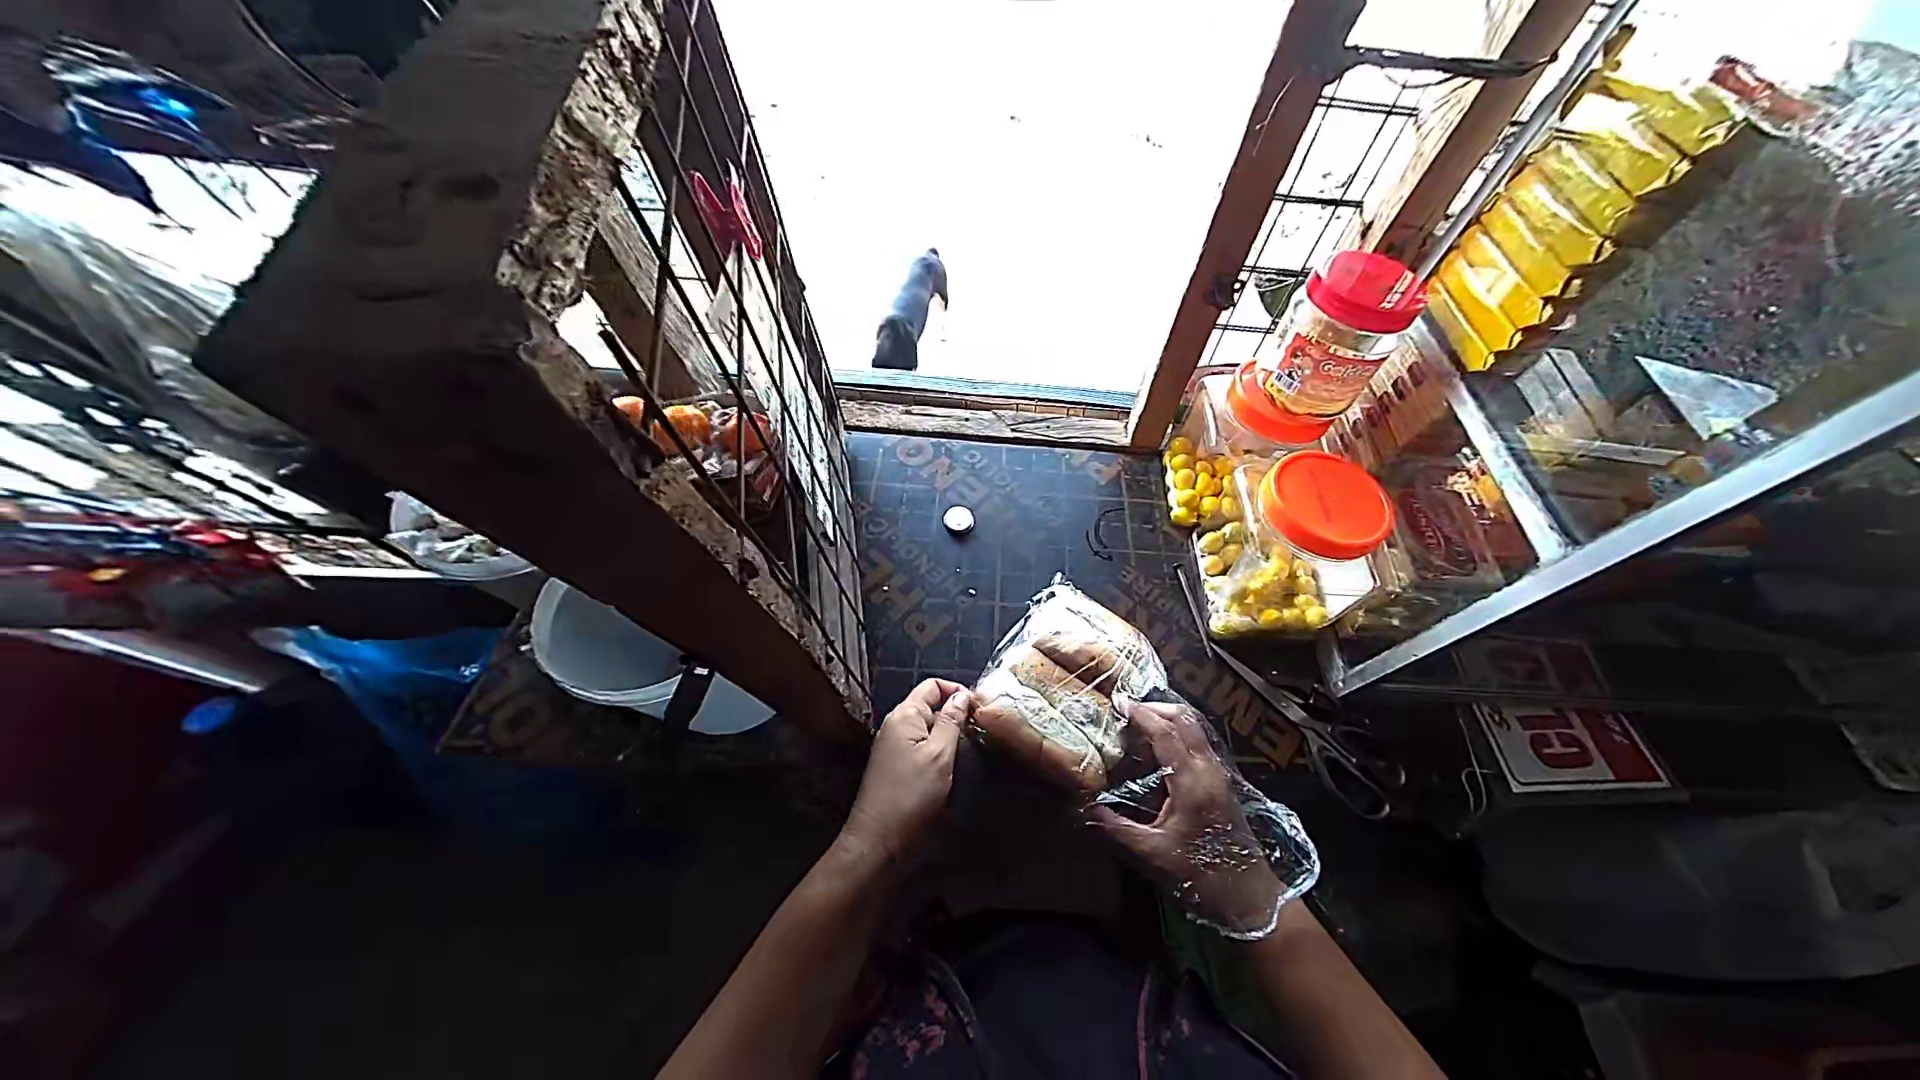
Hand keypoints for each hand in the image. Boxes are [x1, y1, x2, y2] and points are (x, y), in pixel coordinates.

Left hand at [839, 679, 971, 863]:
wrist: (879, 839)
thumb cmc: (911, 794)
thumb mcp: (939, 755)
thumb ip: (951, 722)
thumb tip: (961, 696)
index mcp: (904, 715)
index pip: (932, 686)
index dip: (957, 691)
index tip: (979, 709)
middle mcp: (896, 724)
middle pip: (930, 705)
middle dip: (954, 714)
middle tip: (979, 732)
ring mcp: (893, 744)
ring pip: (927, 727)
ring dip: (948, 734)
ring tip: (969, 750)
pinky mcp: (895, 763)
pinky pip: (920, 744)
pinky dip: (937, 748)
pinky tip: (950, 765)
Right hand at [1087, 702, 1283, 934]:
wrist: (1251, 899)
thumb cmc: (1201, 876)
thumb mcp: (1151, 854)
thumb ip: (1114, 828)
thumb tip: (1081, 806)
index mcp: (1192, 781)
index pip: (1165, 733)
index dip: (1140, 714)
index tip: (1117, 702)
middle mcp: (1209, 769)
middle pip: (1185, 720)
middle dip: (1156, 708)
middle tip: (1126, 710)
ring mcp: (1219, 775)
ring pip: (1195, 729)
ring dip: (1168, 719)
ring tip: (1138, 725)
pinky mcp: (1223, 784)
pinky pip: (1199, 744)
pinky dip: (1177, 735)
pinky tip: (1158, 751)